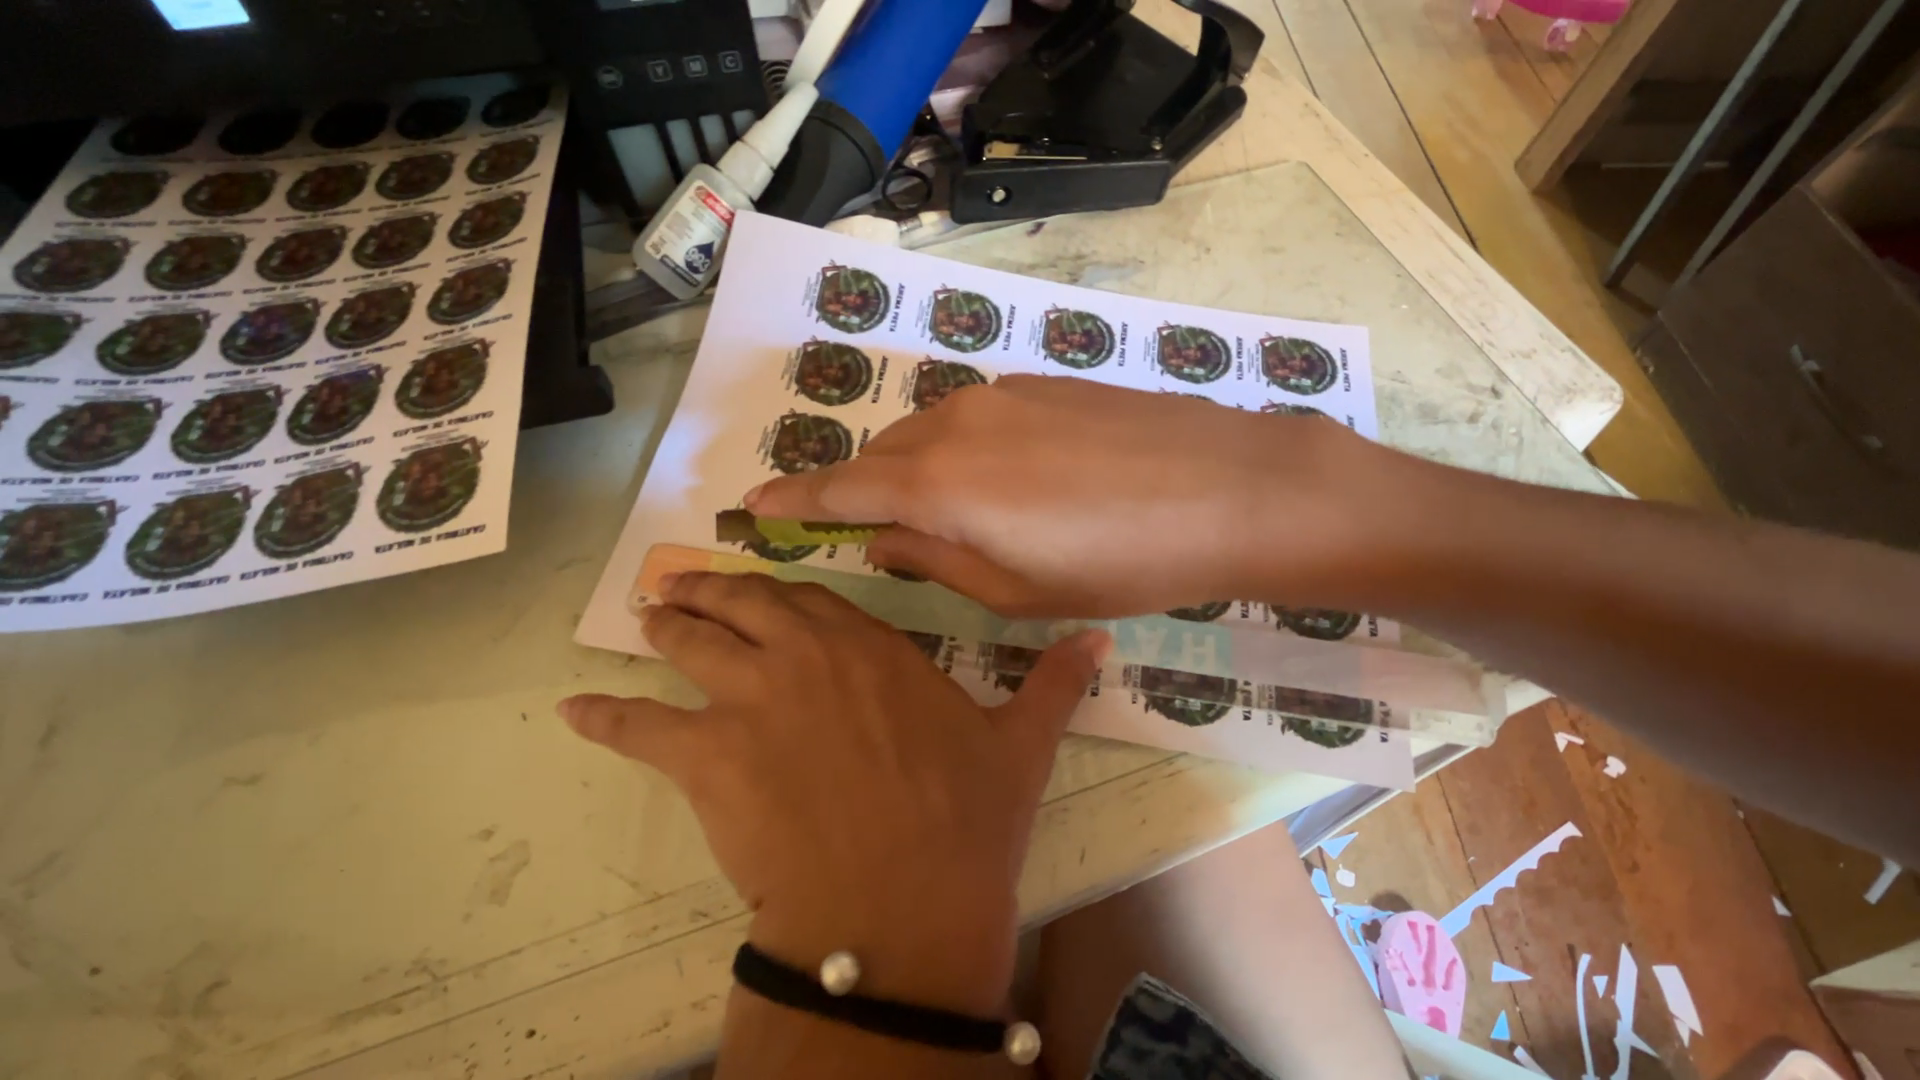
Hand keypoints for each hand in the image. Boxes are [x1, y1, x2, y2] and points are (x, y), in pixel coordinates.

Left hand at [559, 571, 1109, 1013]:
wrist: (902, 901)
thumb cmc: (963, 822)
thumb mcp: (1020, 746)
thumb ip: (1055, 683)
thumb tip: (1102, 638)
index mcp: (872, 648)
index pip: (816, 602)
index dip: (784, 595)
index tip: (764, 589)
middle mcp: (805, 656)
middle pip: (743, 608)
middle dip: (711, 594)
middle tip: (683, 588)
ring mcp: (749, 701)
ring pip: (689, 645)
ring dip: (664, 628)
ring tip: (644, 617)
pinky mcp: (705, 757)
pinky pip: (638, 728)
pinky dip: (603, 718)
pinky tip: (571, 711)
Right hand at [747, 375, 1406, 616]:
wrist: (1231, 488)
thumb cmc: (1121, 563)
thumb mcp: (1017, 589)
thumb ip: (934, 558)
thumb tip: (880, 538)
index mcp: (938, 484)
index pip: (840, 491)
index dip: (794, 502)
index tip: (754, 507)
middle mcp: (954, 423)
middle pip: (882, 456)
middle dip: (862, 492)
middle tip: (862, 529)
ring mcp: (1000, 393)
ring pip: (928, 432)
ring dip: (916, 469)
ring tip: (943, 511)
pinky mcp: (1042, 381)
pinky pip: (973, 416)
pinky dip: (961, 447)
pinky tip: (1004, 478)